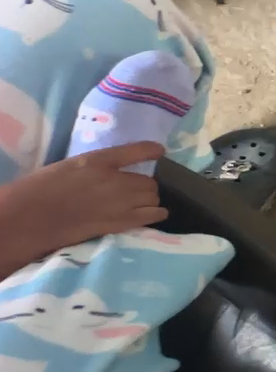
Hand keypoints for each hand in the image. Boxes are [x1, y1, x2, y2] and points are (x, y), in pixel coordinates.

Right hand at [0, 142, 167, 273]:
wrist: (21, 220)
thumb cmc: (34, 192)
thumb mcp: (63, 168)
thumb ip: (92, 166)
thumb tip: (113, 168)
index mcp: (96, 162)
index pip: (137, 150)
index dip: (151, 150)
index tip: (157, 152)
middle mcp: (116, 179)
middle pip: (149, 181)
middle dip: (140, 186)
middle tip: (125, 192)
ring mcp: (123, 201)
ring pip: (153, 197)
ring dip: (146, 200)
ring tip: (131, 205)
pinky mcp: (124, 220)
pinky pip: (156, 214)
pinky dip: (154, 214)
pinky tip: (145, 214)